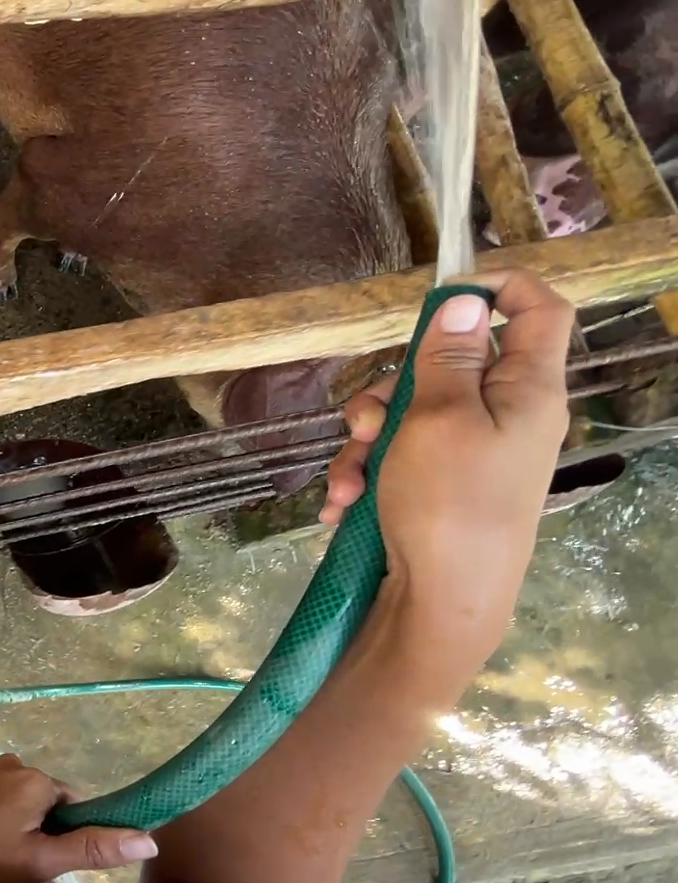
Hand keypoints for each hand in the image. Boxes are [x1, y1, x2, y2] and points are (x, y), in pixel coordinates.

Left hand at [0, 754, 156, 882]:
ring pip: (15, 799)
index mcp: (37, 779)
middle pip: (45, 801)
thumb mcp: (38, 859)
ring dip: (13, 823)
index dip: (70, 835)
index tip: (49, 859)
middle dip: (40, 829)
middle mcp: (12, 763)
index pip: (76, 806)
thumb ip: (92, 849)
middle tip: (17, 860)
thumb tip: (148, 840)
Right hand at [318, 269, 571, 657]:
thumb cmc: (448, 501)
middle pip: (442, 370)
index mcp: (524, 390)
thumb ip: (446, 360)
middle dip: (384, 394)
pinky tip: (343, 507)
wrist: (445, 593)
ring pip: (402, 418)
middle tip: (361, 426)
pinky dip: (362, 477)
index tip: (440, 294)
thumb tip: (464, 301)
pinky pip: (391, 459)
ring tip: (346, 486)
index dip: (501, 289)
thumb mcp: (437, 420)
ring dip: (360, 447)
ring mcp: (467, 452)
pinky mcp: (435, 483)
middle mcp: (502, 415)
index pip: (540, 313)